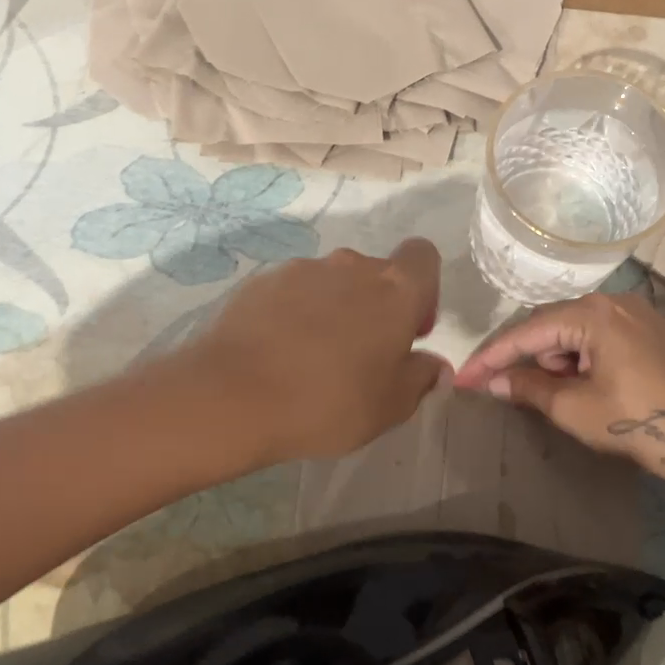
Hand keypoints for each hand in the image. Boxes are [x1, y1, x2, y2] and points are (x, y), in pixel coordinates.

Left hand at [182, 239, 447, 462]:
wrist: (232, 396)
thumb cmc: (328, 402)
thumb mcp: (390, 407)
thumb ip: (420, 379)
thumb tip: (432, 365)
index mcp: (394, 289)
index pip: (423, 257)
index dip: (423, 291)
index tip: (408, 332)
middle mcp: (351, 266)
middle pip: (375, 274)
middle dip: (375, 307)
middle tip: (361, 356)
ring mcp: (300, 270)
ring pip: (331, 284)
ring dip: (333, 310)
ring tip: (312, 360)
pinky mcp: (259, 282)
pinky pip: (291, 294)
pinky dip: (293, 316)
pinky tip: (278, 356)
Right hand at [453, 293, 664, 490]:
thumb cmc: (639, 422)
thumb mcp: (574, 408)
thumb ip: (527, 388)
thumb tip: (491, 381)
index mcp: (594, 313)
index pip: (527, 331)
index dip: (490, 357)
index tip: (462, 378)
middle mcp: (616, 302)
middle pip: (551, 326)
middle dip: (527, 359)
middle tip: (507, 392)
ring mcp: (639, 316)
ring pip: (577, 333)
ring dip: (558, 363)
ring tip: (564, 399)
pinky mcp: (653, 334)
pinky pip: (601, 339)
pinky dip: (583, 361)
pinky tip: (588, 389)